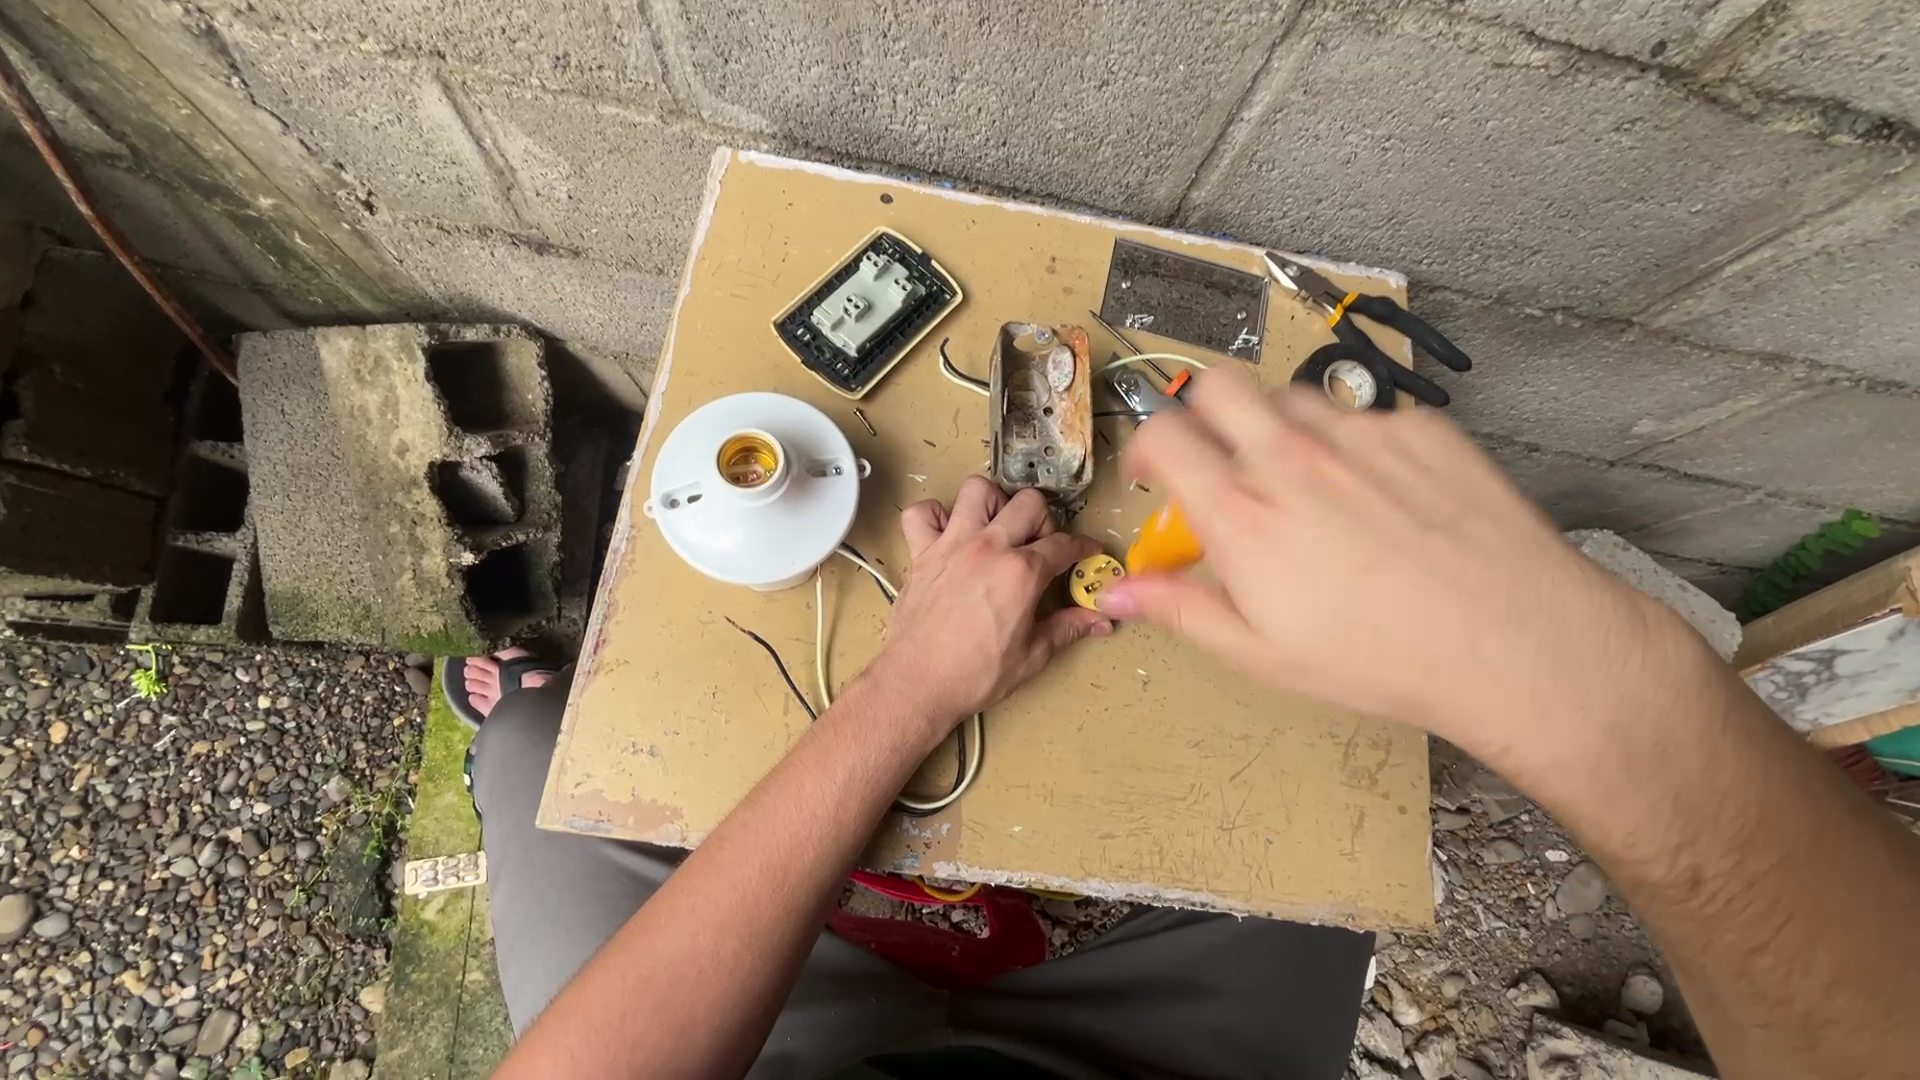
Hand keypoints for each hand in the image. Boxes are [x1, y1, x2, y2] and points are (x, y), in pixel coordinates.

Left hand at [861, 477, 1111, 738]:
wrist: (918, 684)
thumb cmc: (974, 675)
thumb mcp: (1032, 656)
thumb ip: (1068, 629)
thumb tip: (1099, 622)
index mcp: (1021, 573)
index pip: (1064, 544)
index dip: (1084, 548)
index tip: (1087, 553)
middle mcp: (988, 548)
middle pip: (1029, 503)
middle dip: (1044, 520)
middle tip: (1041, 546)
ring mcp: (952, 545)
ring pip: (977, 491)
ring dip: (993, 504)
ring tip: (997, 529)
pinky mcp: (922, 553)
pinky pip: (922, 513)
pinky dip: (935, 516)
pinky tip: (948, 534)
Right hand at [1095, 363, 1698, 763]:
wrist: (1516, 644)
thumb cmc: (1377, 658)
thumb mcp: (1259, 651)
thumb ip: (1179, 608)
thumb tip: (1116, 593)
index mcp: (1241, 511)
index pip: (1162, 437)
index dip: (1143, 447)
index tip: (1152, 471)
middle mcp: (1291, 456)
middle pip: (1218, 386)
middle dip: (1201, 410)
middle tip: (1216, 454)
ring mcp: (1358, 434)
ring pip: (1289, 397)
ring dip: (1274, 426)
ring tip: (1298, 478)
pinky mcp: (1419, 429)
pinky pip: (1362, 417)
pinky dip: (1349, 445)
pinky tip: (1377, 495)